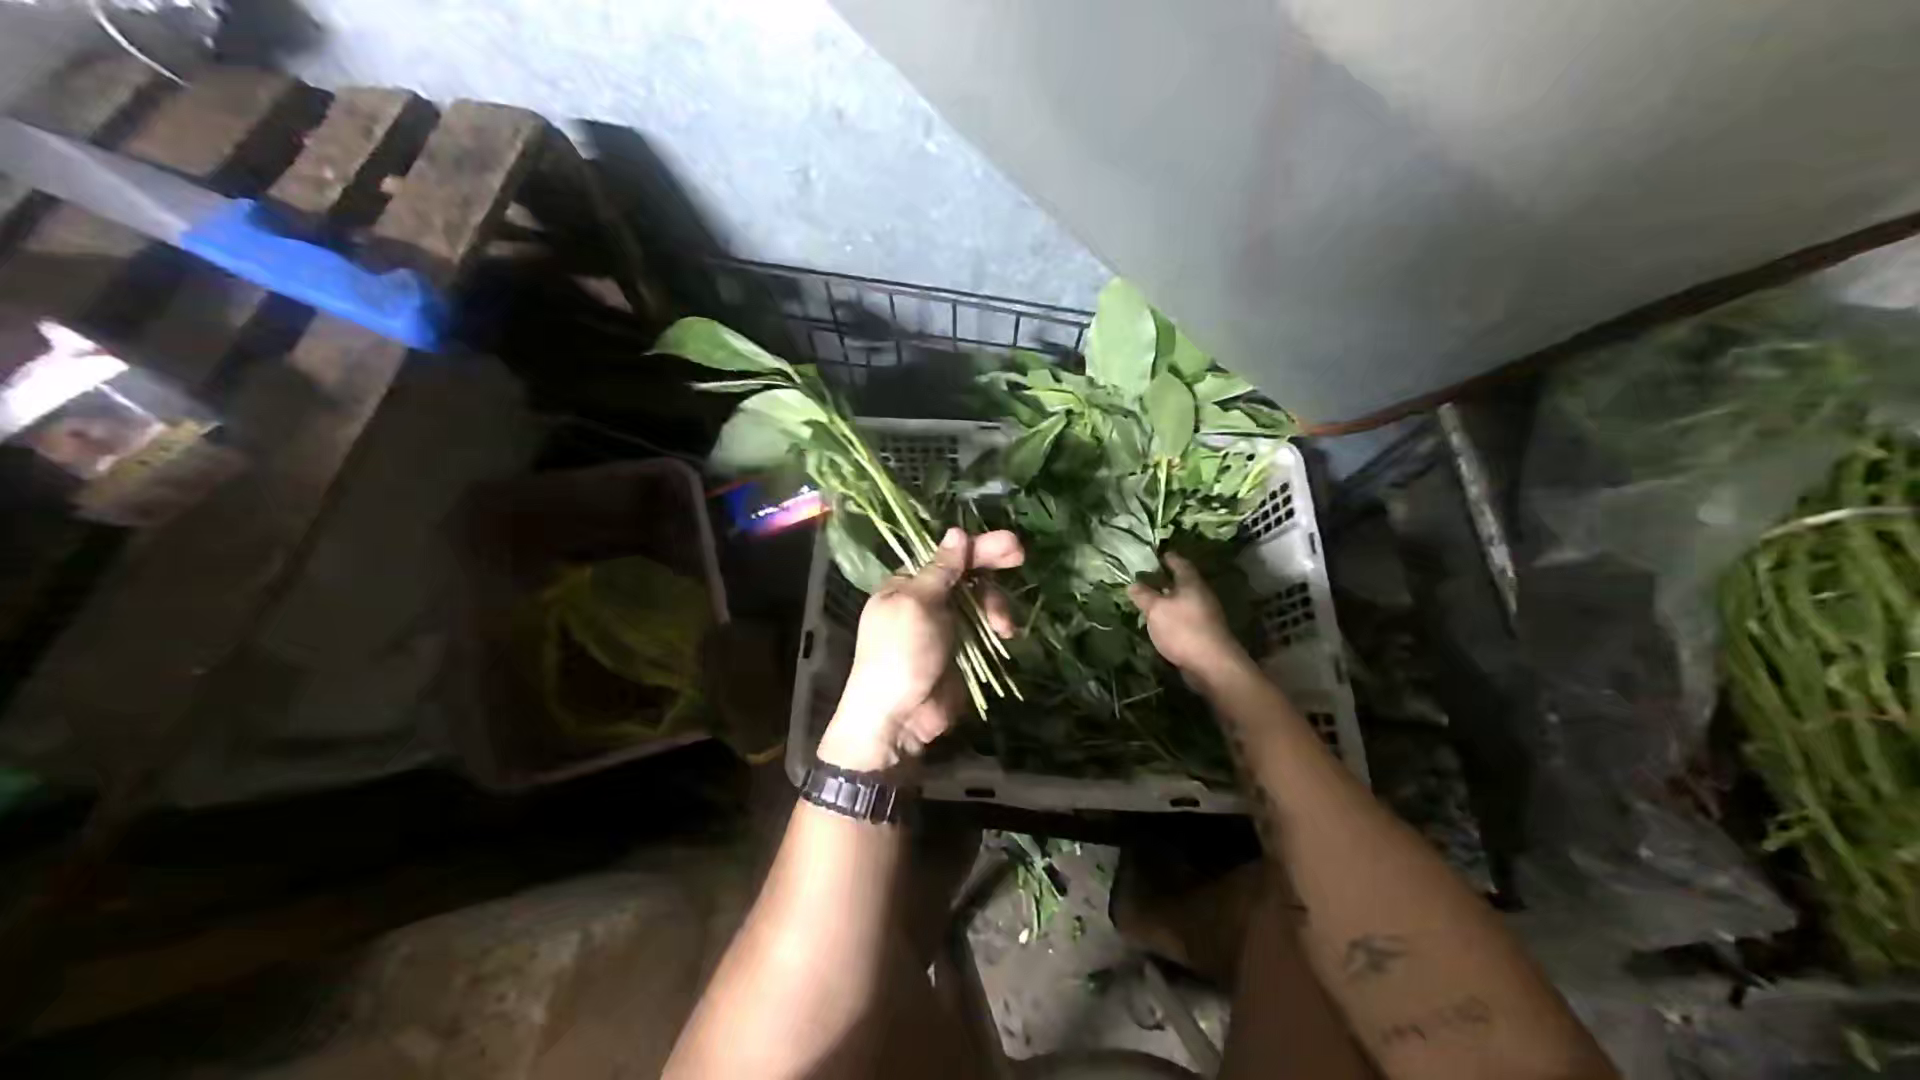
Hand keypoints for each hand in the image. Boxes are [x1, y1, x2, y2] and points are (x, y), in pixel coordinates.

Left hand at [815, 527, 1022, 770]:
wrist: (898, 718)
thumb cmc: (900, 654)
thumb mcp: (918, 605)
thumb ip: (940, 570)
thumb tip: (956, 532)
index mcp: (907, 585)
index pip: (946, 556)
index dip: (977, 547)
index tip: (1009, 544)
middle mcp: (926, 601)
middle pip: (966, 575)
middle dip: (992, 566)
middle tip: (1020, 555)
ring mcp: (945, 627)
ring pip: (980, 601)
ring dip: (996, 604)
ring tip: (1004, 625)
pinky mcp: (961, 651)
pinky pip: (984, 628)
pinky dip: (996, 626)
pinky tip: (1005, 634)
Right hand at [1126, 553, 1250, 679]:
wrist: (1211, 664)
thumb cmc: (1182, 629)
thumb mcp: (1156, 609)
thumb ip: (1143, 595)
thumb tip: (1133, 584)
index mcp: (1191, 583)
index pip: (1180, 563)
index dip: (1169, 558)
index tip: (1159, 555)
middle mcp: (1201, 595)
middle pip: (1183, 582)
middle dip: (1167, 579)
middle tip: (1148, 577)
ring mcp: (1205, 615)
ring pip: (1184, 601)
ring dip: (1169, 600)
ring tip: (1150, 601)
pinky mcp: (1203, 633)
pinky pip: (1185, 618)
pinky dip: (1172, 616)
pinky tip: (1160, 623)